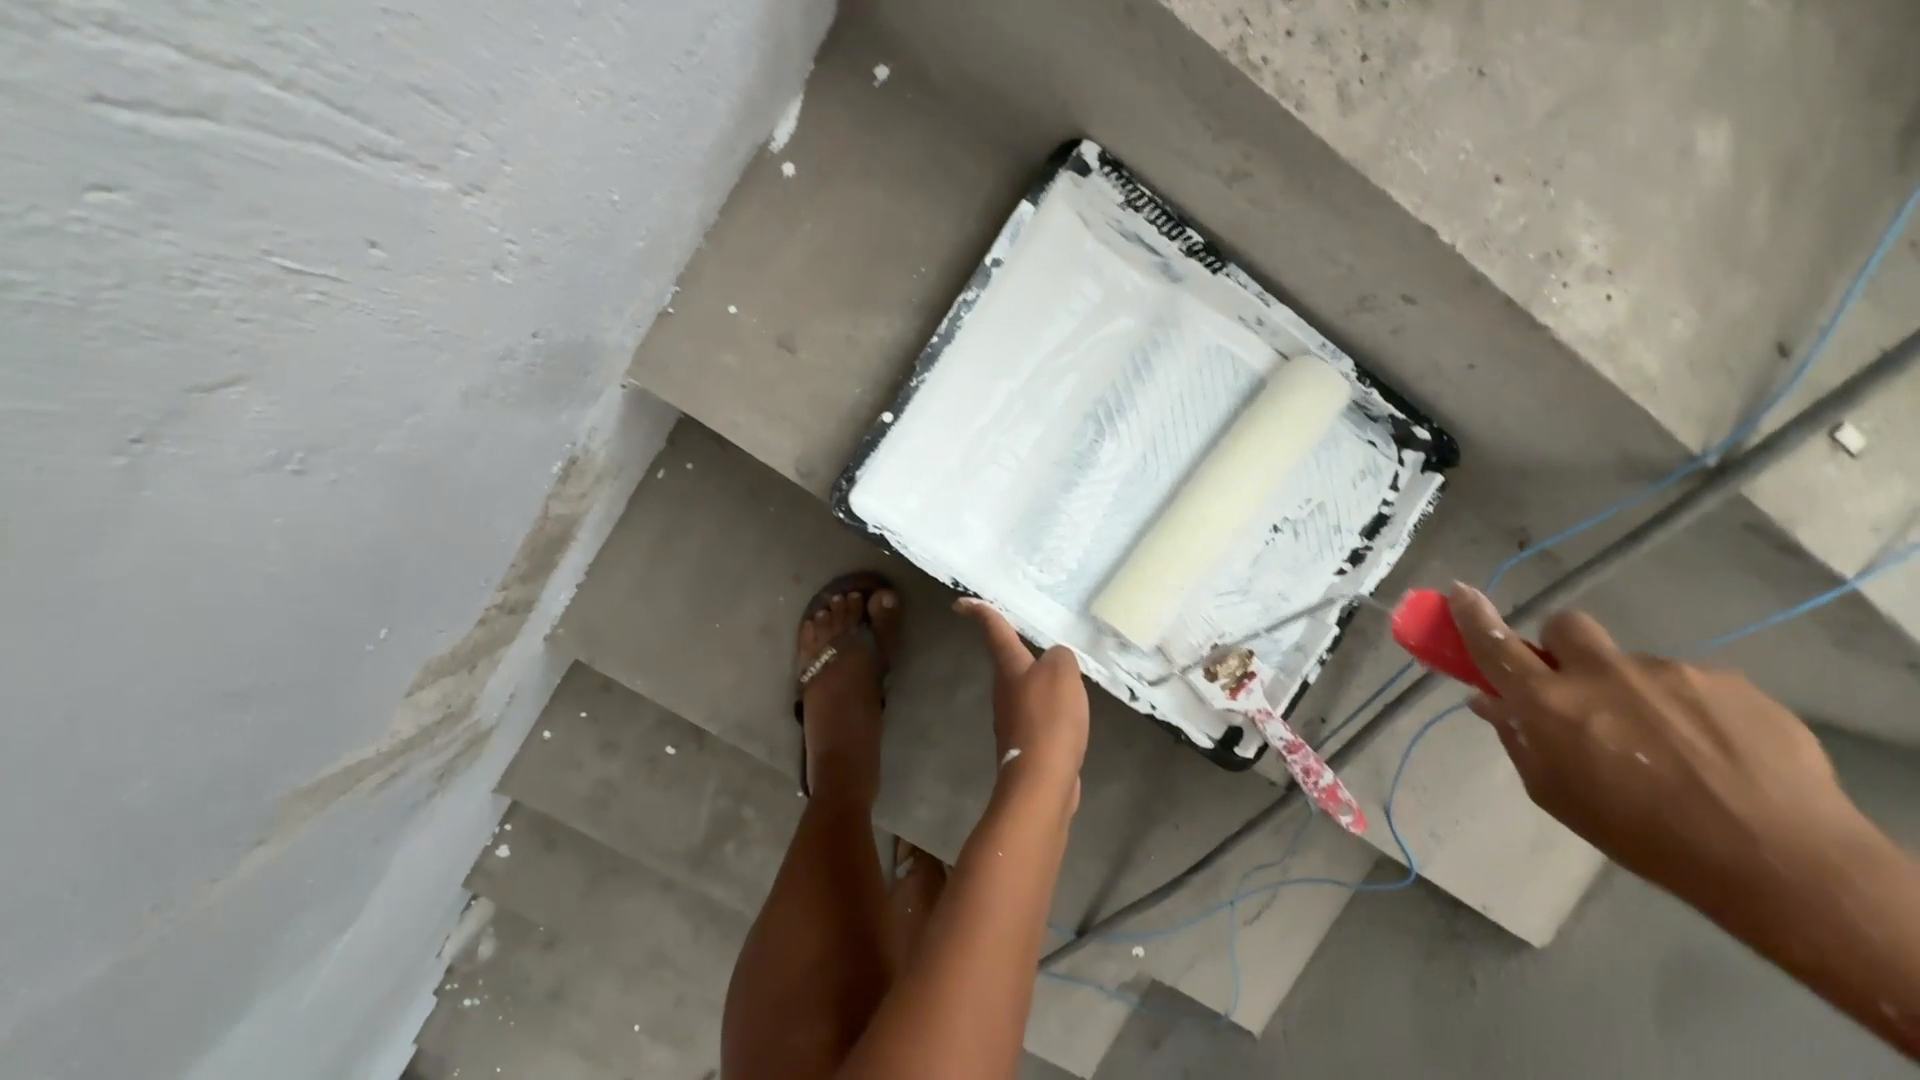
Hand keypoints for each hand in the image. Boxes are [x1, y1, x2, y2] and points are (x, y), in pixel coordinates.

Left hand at [955, 599, 1089, 811]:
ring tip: (1065, 680)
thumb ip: (1060, 657)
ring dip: (1040, 684)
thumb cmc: (1048, 719)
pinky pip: (1038, 717)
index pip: (994, 630)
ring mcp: (1012, 720)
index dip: (980, 612)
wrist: (1042, 780)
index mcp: (1009, 668)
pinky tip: (1068, 716)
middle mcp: (1004, 691)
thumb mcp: (1063, 673)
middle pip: (1009, 663)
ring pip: (1025, 691)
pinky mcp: (1026, 744)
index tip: (962, 602)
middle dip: (1017, 651)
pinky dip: (1051, 712)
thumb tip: (1055, 661)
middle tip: (1036, 641)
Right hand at [1445, 582, 1871, 911]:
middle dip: (1563, 648)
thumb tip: (1493, 702)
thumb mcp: (1557, 796)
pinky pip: (1691, 685)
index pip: (1496, 645)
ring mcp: (1668, 671)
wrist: (1774, 855)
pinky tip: (1714, 754)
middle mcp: (1603, 674)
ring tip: (1671, 750)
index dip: (1472, 616)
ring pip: (1633, 666)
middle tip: (1583, 691)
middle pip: (1565, 626)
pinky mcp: (1728, 680)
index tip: (1459, 591)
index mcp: (1550, 705)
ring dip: (1635, 694)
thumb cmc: (1642, 836)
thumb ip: (1520, 740)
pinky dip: (1690, 711)